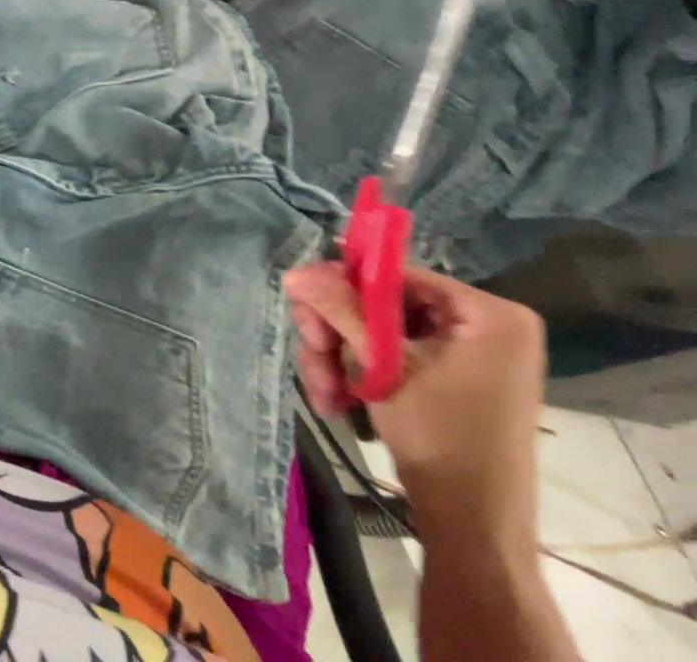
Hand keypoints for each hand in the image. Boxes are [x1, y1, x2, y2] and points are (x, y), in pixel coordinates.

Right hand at [284, 261, 546, 540]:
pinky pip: (388, 358)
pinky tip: (337, 402)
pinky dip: (357, 375)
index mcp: (489, 313)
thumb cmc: (441, 432)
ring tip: (323, 394)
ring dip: (338, 360)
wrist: (472, 514)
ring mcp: (465, 354)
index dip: (344, 287)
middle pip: (382, 306)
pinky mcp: (446, 378)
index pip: (399, 276)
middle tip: (312, 355)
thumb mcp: (383, 364)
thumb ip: (342, 311)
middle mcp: (482, 326)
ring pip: (375, 334)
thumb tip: (295, 271)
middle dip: (337, 334)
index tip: (302, 306)